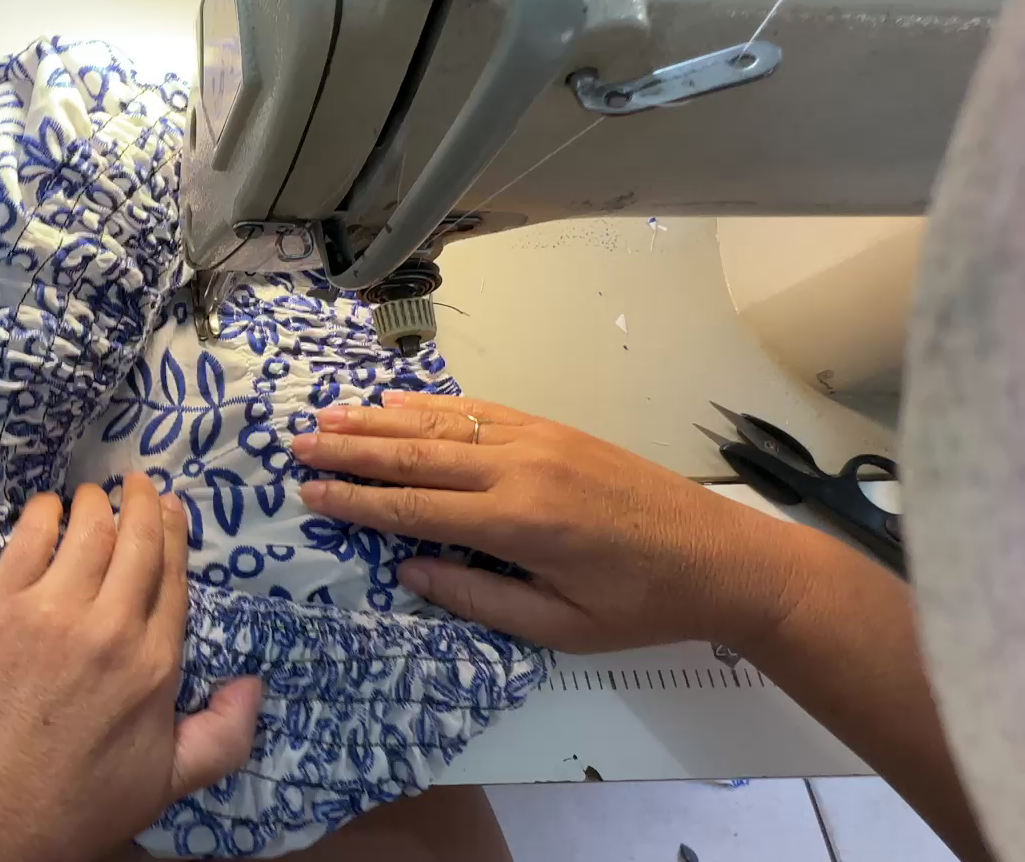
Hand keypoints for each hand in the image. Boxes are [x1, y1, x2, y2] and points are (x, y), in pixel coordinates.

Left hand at [0, 473, 261, 861]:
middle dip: (143, 500)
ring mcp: (51, 611)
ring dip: (96, 501)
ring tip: (94, 495)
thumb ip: (223, 737)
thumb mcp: (168, 784)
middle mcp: (110, 626)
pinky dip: (45, 511)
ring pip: (88, 528)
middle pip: (137, 539)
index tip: (171, 504)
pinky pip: (30, 535)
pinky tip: (50, 507)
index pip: (172, 573)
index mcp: (155, 663)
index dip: (173, 530)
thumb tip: (254, 682)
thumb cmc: (79, 800)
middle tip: (138, 481)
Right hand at [291, 393, 813, 653]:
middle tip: (299, 444)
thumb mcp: (561, 626)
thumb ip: (478, 597)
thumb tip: (406, 569)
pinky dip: (426, 404)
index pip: (414, 509)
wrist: (728, 558)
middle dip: (350, 451)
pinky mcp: (547, 426)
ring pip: (436, 424)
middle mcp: (516, 469)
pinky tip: (391, 401)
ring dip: (376, 420)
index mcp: (518, 524)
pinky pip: (474, 408)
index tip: (311, 493)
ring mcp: (532, 439)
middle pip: (413, 454)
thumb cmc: (641, 604)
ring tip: (328, 415)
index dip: (356, 502)